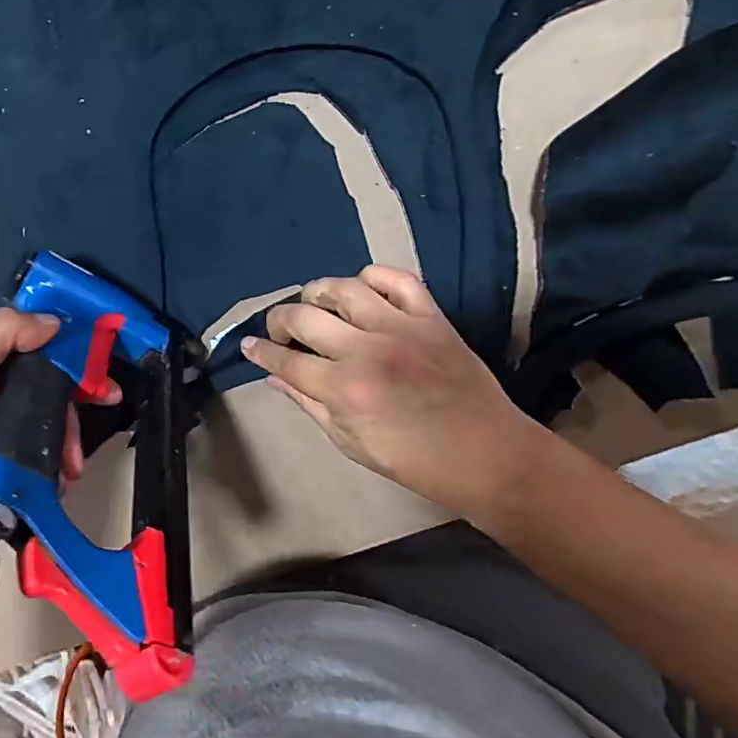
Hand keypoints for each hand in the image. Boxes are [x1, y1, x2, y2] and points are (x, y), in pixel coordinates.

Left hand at [0, 308, 114, 574]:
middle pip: (50, 383)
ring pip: (53, 424)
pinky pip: (47, 461)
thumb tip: (53, 322)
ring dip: (70, 438)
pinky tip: (64, 478)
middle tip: (106, 401)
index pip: (30, 340)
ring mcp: (1, 436)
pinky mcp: (9, 472)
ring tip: (73, 461)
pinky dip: (61, 467)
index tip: (99, 352)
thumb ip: (1, 331)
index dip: (65, 342)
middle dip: (78, 393)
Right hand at [240, 266, 546, 517]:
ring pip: (344, 287)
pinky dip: (372, 277)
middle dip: (278, 321)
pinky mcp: (432, 317)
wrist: (488, 455)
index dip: (260, 352)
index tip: (249, 346)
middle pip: (303, 317)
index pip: (285, 361)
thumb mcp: (350, 442)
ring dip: (318, 292)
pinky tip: (362, 292)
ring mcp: (402, 328)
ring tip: (314, 305)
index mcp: (344, 389)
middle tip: (279, 331)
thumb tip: (274, 378)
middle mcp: (367, 350)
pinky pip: (397, 279)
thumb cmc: (414, 460)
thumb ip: (309, 404)